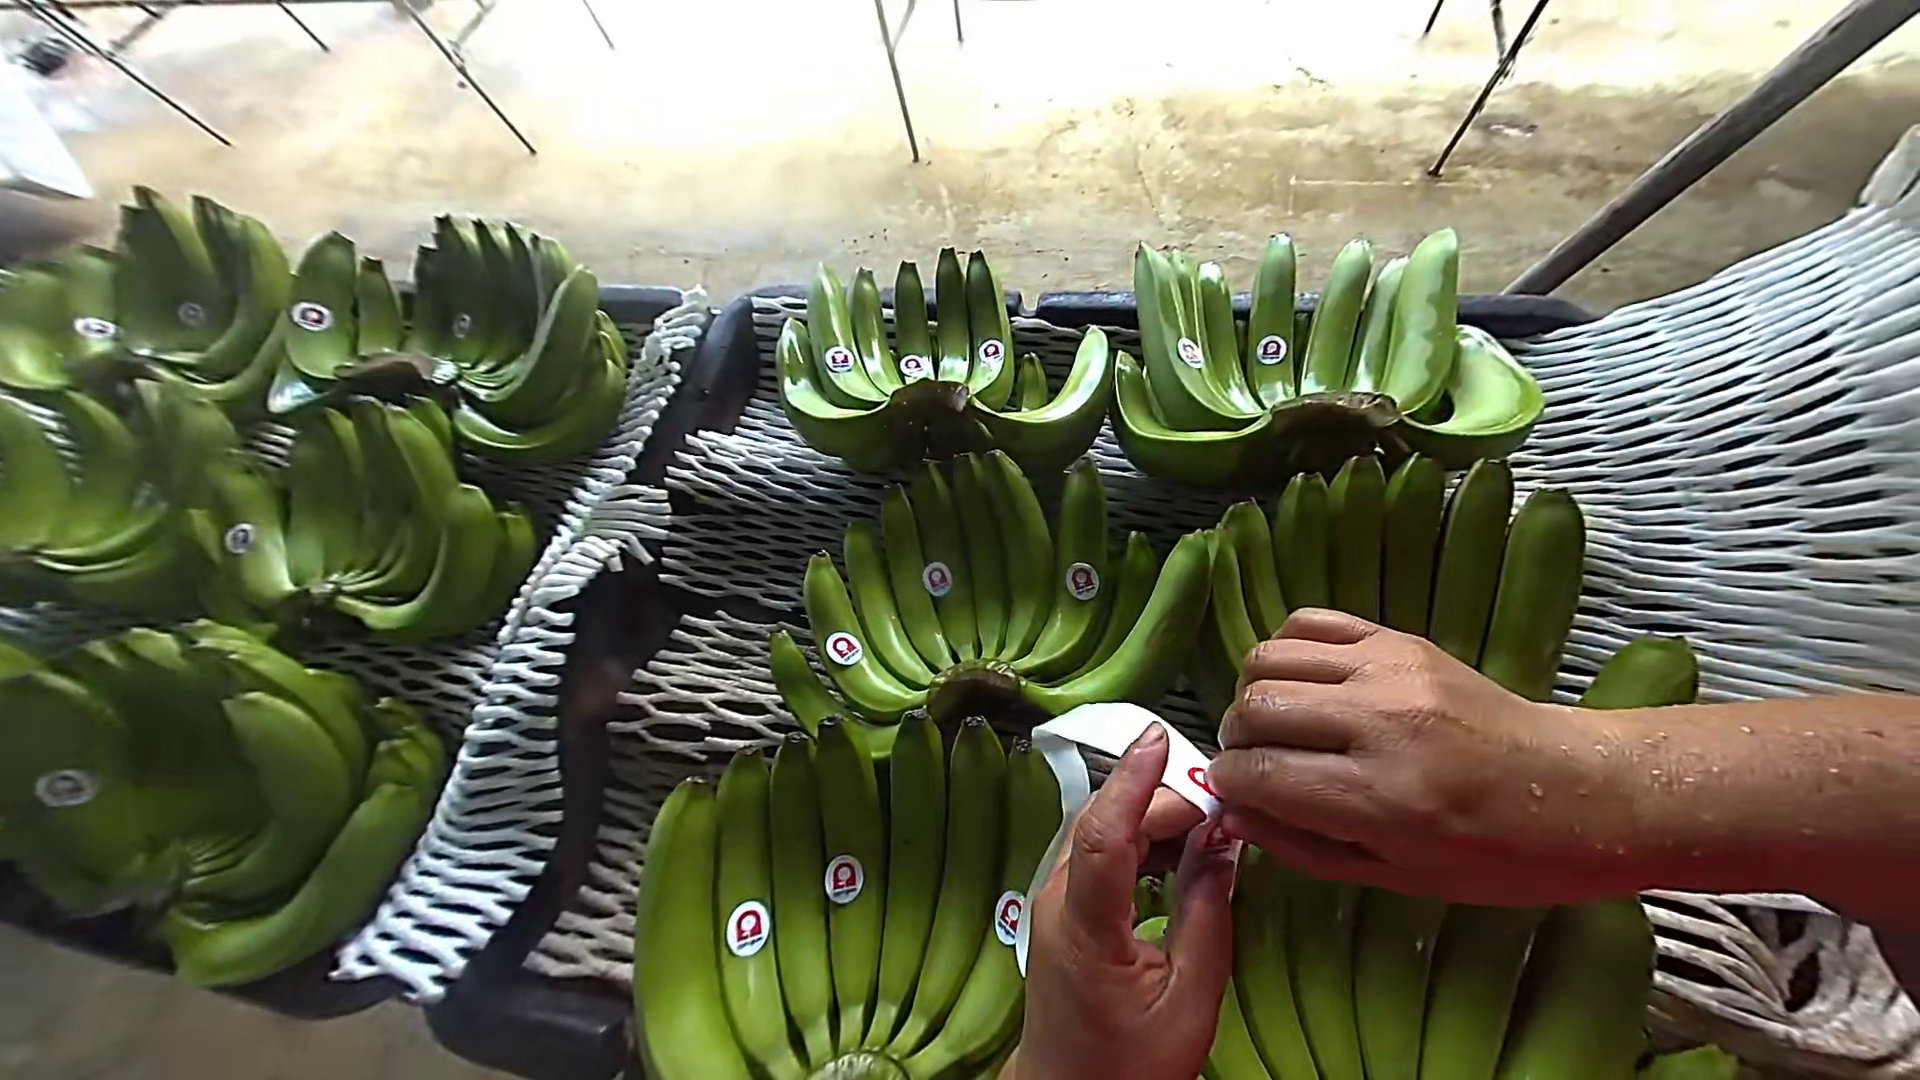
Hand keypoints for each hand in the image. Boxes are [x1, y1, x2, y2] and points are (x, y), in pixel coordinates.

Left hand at [1006, 724, 1235, 1079]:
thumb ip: (1205, 918)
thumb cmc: (1126, 1066)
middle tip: (1219, 806)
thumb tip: (1222, 847)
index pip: (1103, 833)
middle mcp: (1058, 894)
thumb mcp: (1187, 1004)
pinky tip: (1176, 849)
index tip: (1158, 738)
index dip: (1131, 779)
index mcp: (1085, 924)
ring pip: (1104, 831)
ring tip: (1206, 824)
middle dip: (1163, 802)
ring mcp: (1055, 892)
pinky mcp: (1063, 898)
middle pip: (1108, 823)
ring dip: (1153, 819)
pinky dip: (1140, 840)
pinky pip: (1102, 851)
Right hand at [1210, 608, 1639, 906]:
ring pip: (1266, 660)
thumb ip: (1299, 846)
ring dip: (1251, 693)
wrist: (1587, 789)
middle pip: (1253, 709)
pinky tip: (1300, 679)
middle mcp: (1381, 723)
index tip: (1232, 786)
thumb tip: (1227, 809)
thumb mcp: (1395, 875)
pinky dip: (1283, 650)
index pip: (1259, 773)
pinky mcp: (1396, 637)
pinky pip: (1304, 621)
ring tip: (1272, 717)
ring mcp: (1388, 669)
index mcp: (1385, 797)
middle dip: (1233, 737)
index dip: (1228, 781)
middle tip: (1251, 754)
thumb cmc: (1495, 853)